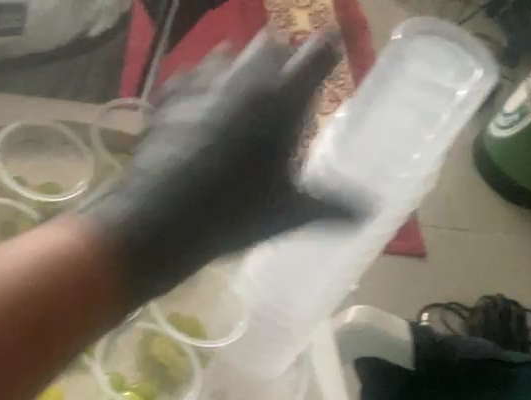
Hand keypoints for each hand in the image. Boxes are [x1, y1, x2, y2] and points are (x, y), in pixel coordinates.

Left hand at [82, 31, 359, 303]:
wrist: (161, 222)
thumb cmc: (234, 215)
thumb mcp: (288, 213)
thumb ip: (331, 207)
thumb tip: (370, 212)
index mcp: (285, 95)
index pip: (321, 49)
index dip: (326, 58)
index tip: (326, 73)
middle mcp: (246, 75)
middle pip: (272, 46)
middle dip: (278, 65)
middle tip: (278, 97)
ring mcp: (203, 82)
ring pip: (227, 56)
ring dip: (235, 74)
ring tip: (234, 106)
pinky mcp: (168, 97)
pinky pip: (186, 79)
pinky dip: (195, 91)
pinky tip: (194, 115)